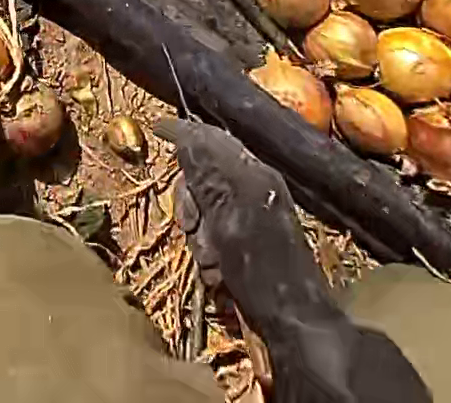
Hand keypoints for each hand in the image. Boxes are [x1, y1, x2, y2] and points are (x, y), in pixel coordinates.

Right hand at [161, 118, 337, 329]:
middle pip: (200, 177)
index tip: (157, 128)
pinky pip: (210, 238)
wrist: (292, 322)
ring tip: (210, 259)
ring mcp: (247, 218)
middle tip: (192, 225)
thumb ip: (205, 175)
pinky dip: (207, 255)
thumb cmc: (262, 264)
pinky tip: (217, 274)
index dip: (184, 134)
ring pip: (201, 211)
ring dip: (198, 236)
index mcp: (252, 172)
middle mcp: (250, 188)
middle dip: (190, 202)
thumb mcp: (228, 213)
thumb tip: (185, 134)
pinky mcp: (242, 247)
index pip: (211, 139)